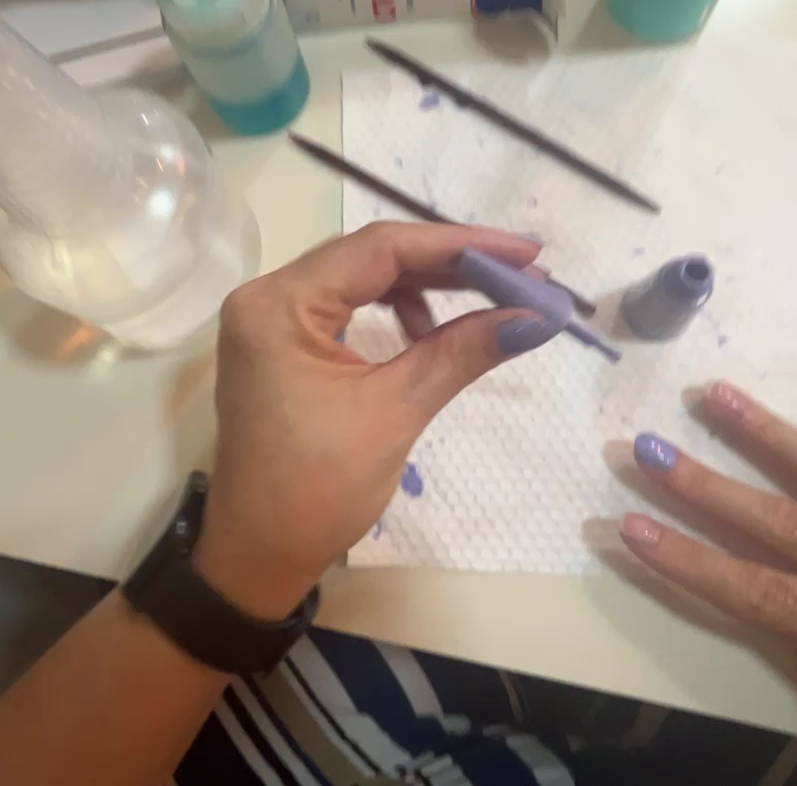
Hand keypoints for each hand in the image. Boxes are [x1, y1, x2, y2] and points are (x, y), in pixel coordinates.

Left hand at [194, 221, 559, 618]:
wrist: (260, 552)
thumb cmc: (318, 490)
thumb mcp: (395, 411)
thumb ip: (462, 351)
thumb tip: (536, 318)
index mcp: (279, 305)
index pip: (379, 248)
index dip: (459, 244)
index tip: (526, 252)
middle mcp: (266, 295)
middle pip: (369, 255)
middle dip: (448, 261)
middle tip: (521, 271)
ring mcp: (270, 315)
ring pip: (359, 275)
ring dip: (424, 282)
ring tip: (488, 298)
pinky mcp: (281, 336)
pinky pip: (344, 301)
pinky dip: (391, 306)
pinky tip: (425, 327)